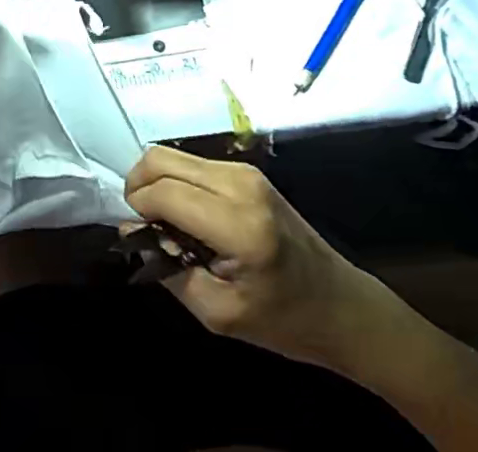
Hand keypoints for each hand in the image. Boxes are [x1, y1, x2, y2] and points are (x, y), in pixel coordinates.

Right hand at [124, 145, 392, 370]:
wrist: (343, 306)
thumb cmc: (285, 321)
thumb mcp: (218, 313)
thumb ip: (168, 269)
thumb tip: (134, 231)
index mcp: (238, 224)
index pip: (163, 191)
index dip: (136, 209)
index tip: (137, 237)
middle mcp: (240, 183)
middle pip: (161, 158)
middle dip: (138, 187)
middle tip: (143, 226)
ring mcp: (245, 171)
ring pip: (173, 155)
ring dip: (157, 184)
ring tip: (167, 226)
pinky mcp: (248, 170)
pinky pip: (193, 163)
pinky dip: (176, 182)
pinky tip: (188, 217)